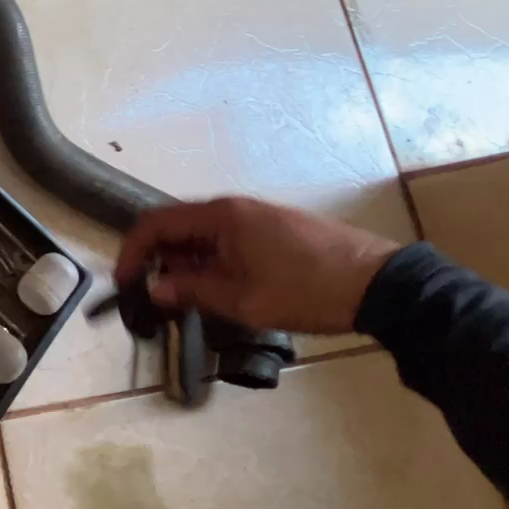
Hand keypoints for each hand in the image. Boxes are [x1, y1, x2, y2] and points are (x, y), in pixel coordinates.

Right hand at [115, 197, 401, 334]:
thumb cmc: (306, 290)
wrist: (383, 285)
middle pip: (176, 228)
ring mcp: (255, 217)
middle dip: (158, 261)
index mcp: (219, 217)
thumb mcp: (242, 299)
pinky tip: (219, 290)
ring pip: (201, 236)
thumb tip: (154, 289)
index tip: (125, 282)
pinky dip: (210, 262)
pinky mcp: (273, 230)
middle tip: (154, 296)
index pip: (155, 224)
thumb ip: (191, 291)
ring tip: (186, 300)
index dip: (132, 252)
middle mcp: (232, 208)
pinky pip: (225, 241)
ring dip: (185, 265)